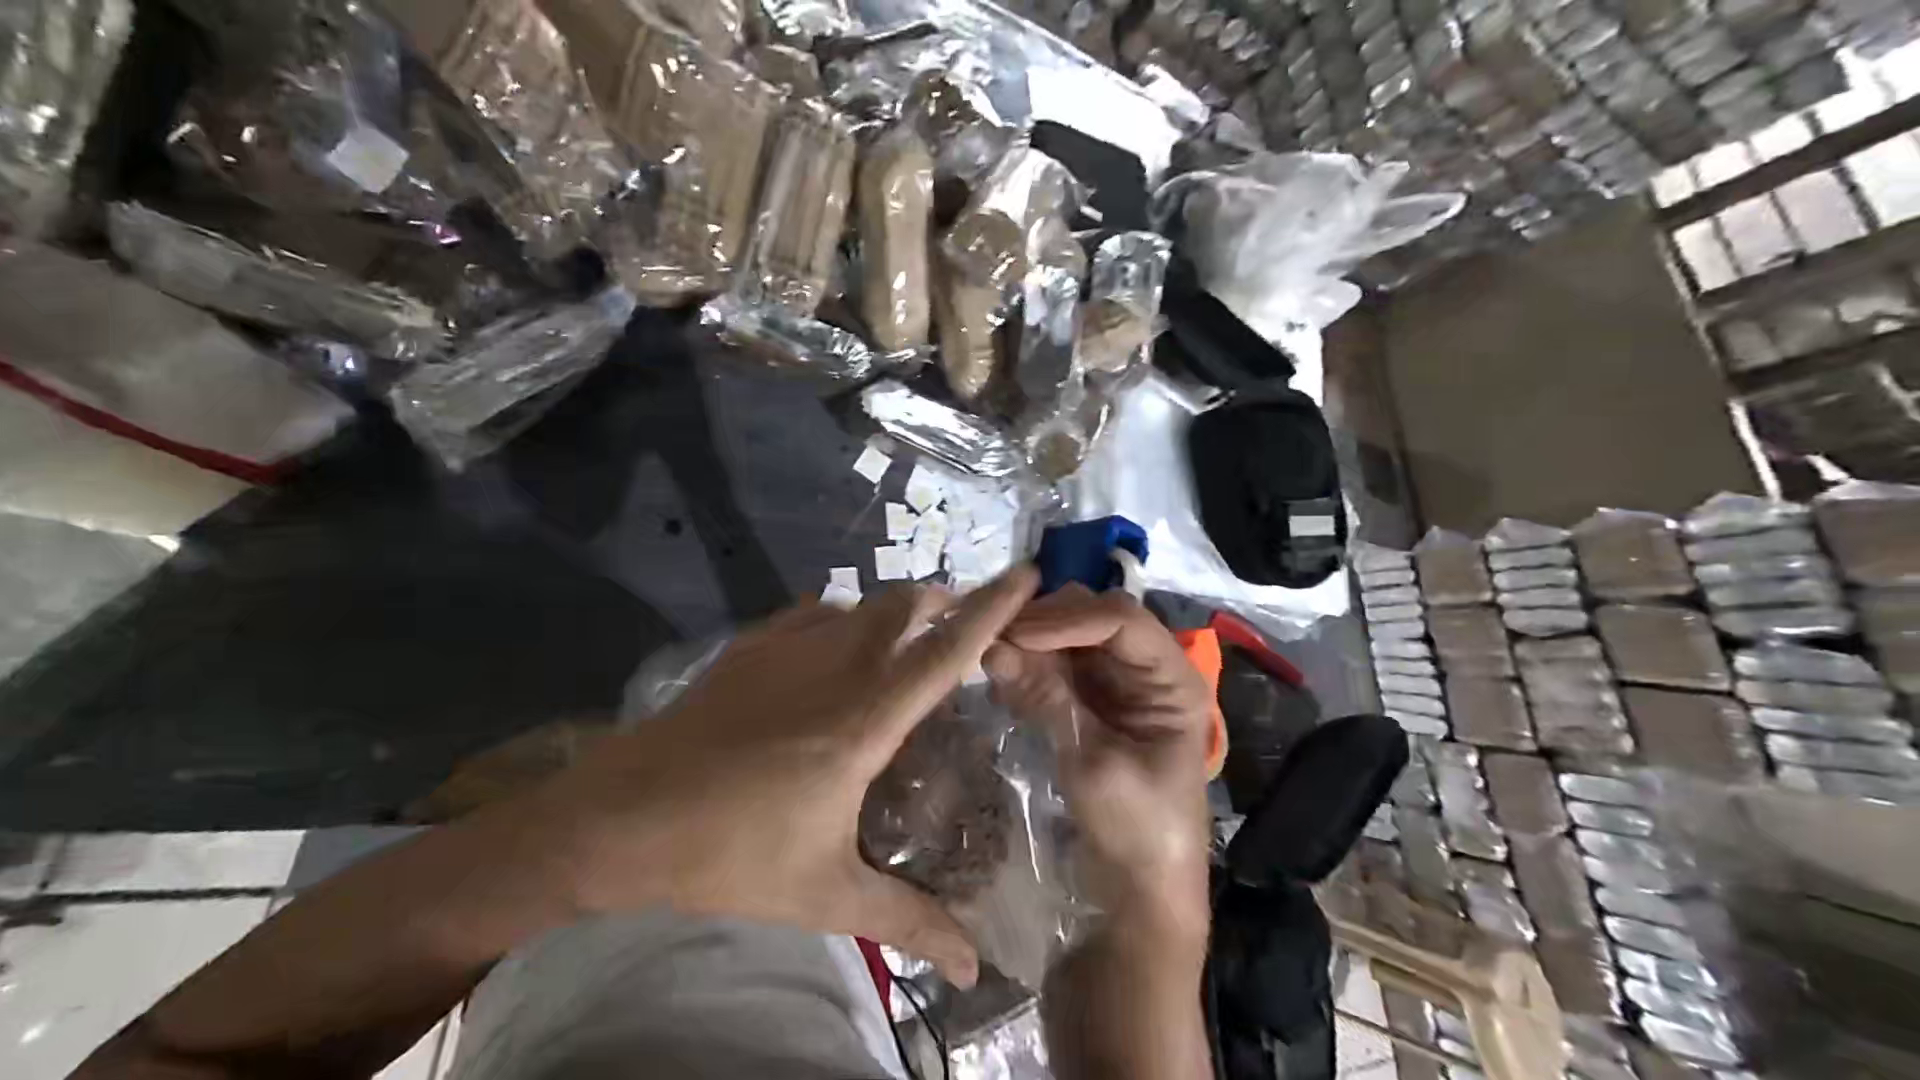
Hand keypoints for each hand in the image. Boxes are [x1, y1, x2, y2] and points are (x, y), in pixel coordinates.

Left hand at [513, 568, 1040, 988]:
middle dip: (946, 602)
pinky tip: (840, 650)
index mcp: (864, 720)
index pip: (946, 651)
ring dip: (897, 610)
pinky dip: (846, 619)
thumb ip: (908, 922)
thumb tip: (973, 965)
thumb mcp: (825, 893)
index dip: (993, 608)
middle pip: (906, 605)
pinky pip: (817, 611)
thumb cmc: (727, 854)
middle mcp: (834, 666)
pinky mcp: (750, 646)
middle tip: (965, 628)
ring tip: (910, 641)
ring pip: (862, 603)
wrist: (615, 820)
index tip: (1027, 572)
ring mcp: (787, 647)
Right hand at [983, 586, 1213, 948]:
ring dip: (1032, 638)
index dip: (1067, 619)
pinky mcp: (1091, 699)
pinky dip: (1029, 661)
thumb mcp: (1091, 762)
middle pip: (1095, 616)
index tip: (1014, 634)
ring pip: (1071, 634)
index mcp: (1171, 678)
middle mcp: (1147, 668)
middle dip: (1046, 622)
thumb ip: (1046, 699)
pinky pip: (1057, 662)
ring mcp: (1117, 682)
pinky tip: (1001, 673)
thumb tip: (992, 648)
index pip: (1120, 621)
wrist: (1141, 890)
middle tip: (994, 639)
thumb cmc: (1137, 831)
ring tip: (992, 654)